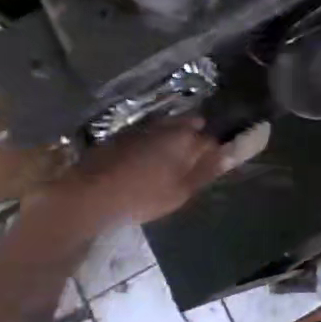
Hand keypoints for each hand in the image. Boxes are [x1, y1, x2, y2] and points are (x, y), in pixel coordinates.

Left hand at [67, 117, 245, 223]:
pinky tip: (147, 162)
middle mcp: (166, 125)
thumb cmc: (141, 196)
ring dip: (173, 140)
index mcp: (185, 138)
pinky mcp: (123, 134)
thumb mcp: (181, 191)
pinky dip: (153, 143)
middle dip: (195, 140)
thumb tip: (232, 152)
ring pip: (168, 128)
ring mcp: (142, 127)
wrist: (88, 194)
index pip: (212, 139)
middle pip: (190, 126)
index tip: (212, 167)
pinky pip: (149, 133)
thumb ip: (207, 170)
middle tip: (191, 166)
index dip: (215, 152)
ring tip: (170, 164)